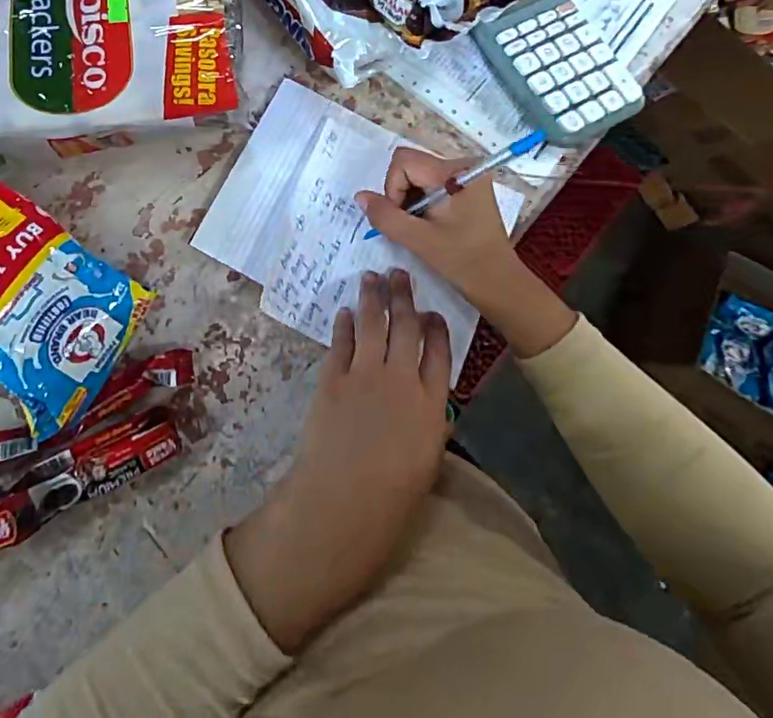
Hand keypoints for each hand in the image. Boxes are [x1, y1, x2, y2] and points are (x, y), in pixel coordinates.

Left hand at [223, 270, 451, 651]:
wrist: (345, 497)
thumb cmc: (393, 492)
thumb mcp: (427, 458)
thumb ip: (429, 420)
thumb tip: (426, 400)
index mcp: (432, 401)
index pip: (439, 351)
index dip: (435, 326)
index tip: (431, 311)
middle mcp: (402, 378)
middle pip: (407, 327)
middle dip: (404, 297)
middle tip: (399, 275)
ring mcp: (365, 374)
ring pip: (374, 324)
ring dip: (374, 297)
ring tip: (372, 277)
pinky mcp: (333, 377)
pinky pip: (341, 342)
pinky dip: (345, 324)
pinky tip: (346, 312)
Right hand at [357, 147, 576, 355]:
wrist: (499, 283)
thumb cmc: (462, 261)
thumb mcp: (417, 240)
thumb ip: (385, 215)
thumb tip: (360, 196)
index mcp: (456, 172)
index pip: (404, 162)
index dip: (392, 188)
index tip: (404, 219)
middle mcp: (463, 165)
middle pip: (410, 166)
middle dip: (400, 195)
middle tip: (411, 225)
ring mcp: (466, 176)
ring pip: (417, 176)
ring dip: (409, 201)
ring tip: (421, 228)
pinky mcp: (466, 189)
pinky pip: (429, 185)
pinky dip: (420, 204)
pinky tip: (429, 225)